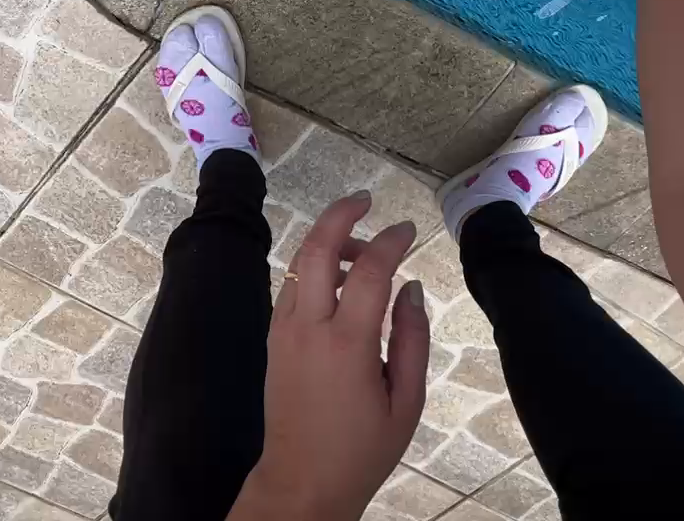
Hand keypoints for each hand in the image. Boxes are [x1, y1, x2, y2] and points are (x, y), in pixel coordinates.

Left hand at [229, 192, 429, 520]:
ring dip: (327, 240)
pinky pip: (291, 283)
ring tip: (361, 251)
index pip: (369, 271)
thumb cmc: (362, 449)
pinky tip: (336, 278)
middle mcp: (308, 326)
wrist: (300, 483)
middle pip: (316, 247)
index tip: (408, 229)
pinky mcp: (272, 335)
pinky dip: (312, 266)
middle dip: (340, 213)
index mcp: (347, 345)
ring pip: (298, 261)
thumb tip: (410, 286)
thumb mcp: (406, 403)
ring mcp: (283, 328)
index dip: (391, 241)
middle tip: (365, 200)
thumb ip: (411, 338)